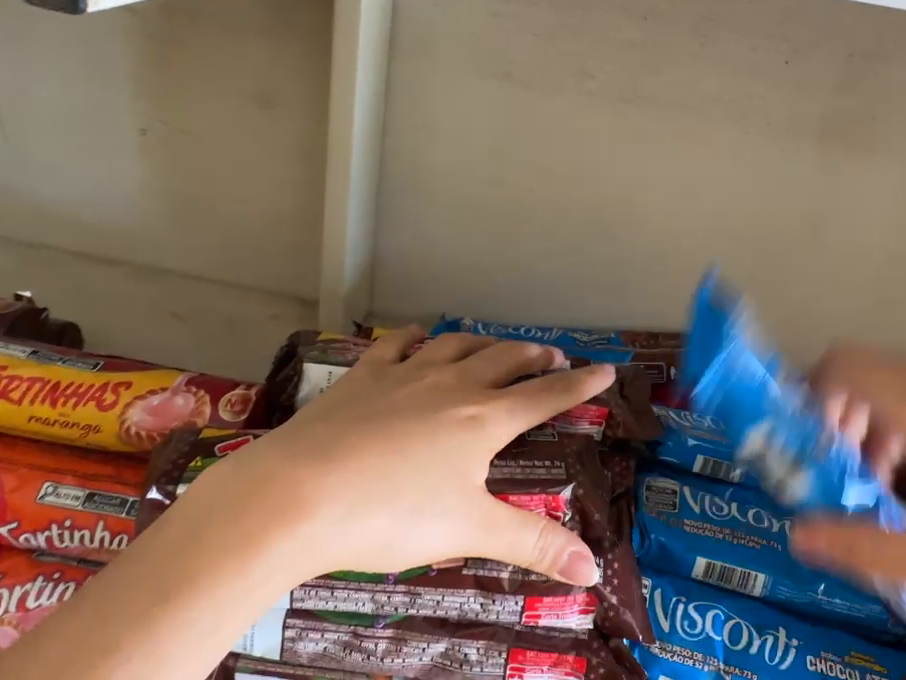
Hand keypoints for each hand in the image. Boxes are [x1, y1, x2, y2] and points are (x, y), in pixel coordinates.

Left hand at [195, 328, 613, 587]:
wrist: (300, 493)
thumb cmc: (391, 514)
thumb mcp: (468, 532)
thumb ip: (531, 544)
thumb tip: (592, 569)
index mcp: (483, 418)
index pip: (544, 396)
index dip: (579, 385)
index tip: (605, 367)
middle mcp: (451, 385)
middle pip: (504, 360)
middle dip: (534, 358)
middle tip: (553, 358)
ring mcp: (404, 374)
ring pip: (456, 345)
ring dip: (484, 342)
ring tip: (498, 345)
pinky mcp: (363, 376)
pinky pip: (396, 345)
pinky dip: (414, 337)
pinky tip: (417, 335)